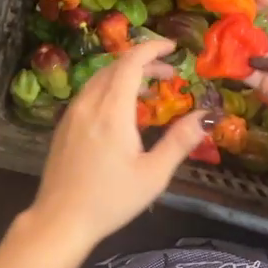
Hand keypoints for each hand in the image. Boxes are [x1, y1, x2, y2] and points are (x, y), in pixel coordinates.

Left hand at [25, 38, 204, 253]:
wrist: (60, 220)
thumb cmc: (110, 200)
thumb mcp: (153, 174)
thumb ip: (180, 141)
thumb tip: (207, 116)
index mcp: (111, 111)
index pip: (131, 62)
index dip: (152, 48)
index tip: (172, 47)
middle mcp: (89, 104)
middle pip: (115, 66)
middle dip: (144, 62)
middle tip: (169, 73)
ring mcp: (72, 113)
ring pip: (100, 78)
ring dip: (125, 74)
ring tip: (149, 90)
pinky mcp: (64, 125)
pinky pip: (89, 93)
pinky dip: (110, 88)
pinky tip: (121, 109)